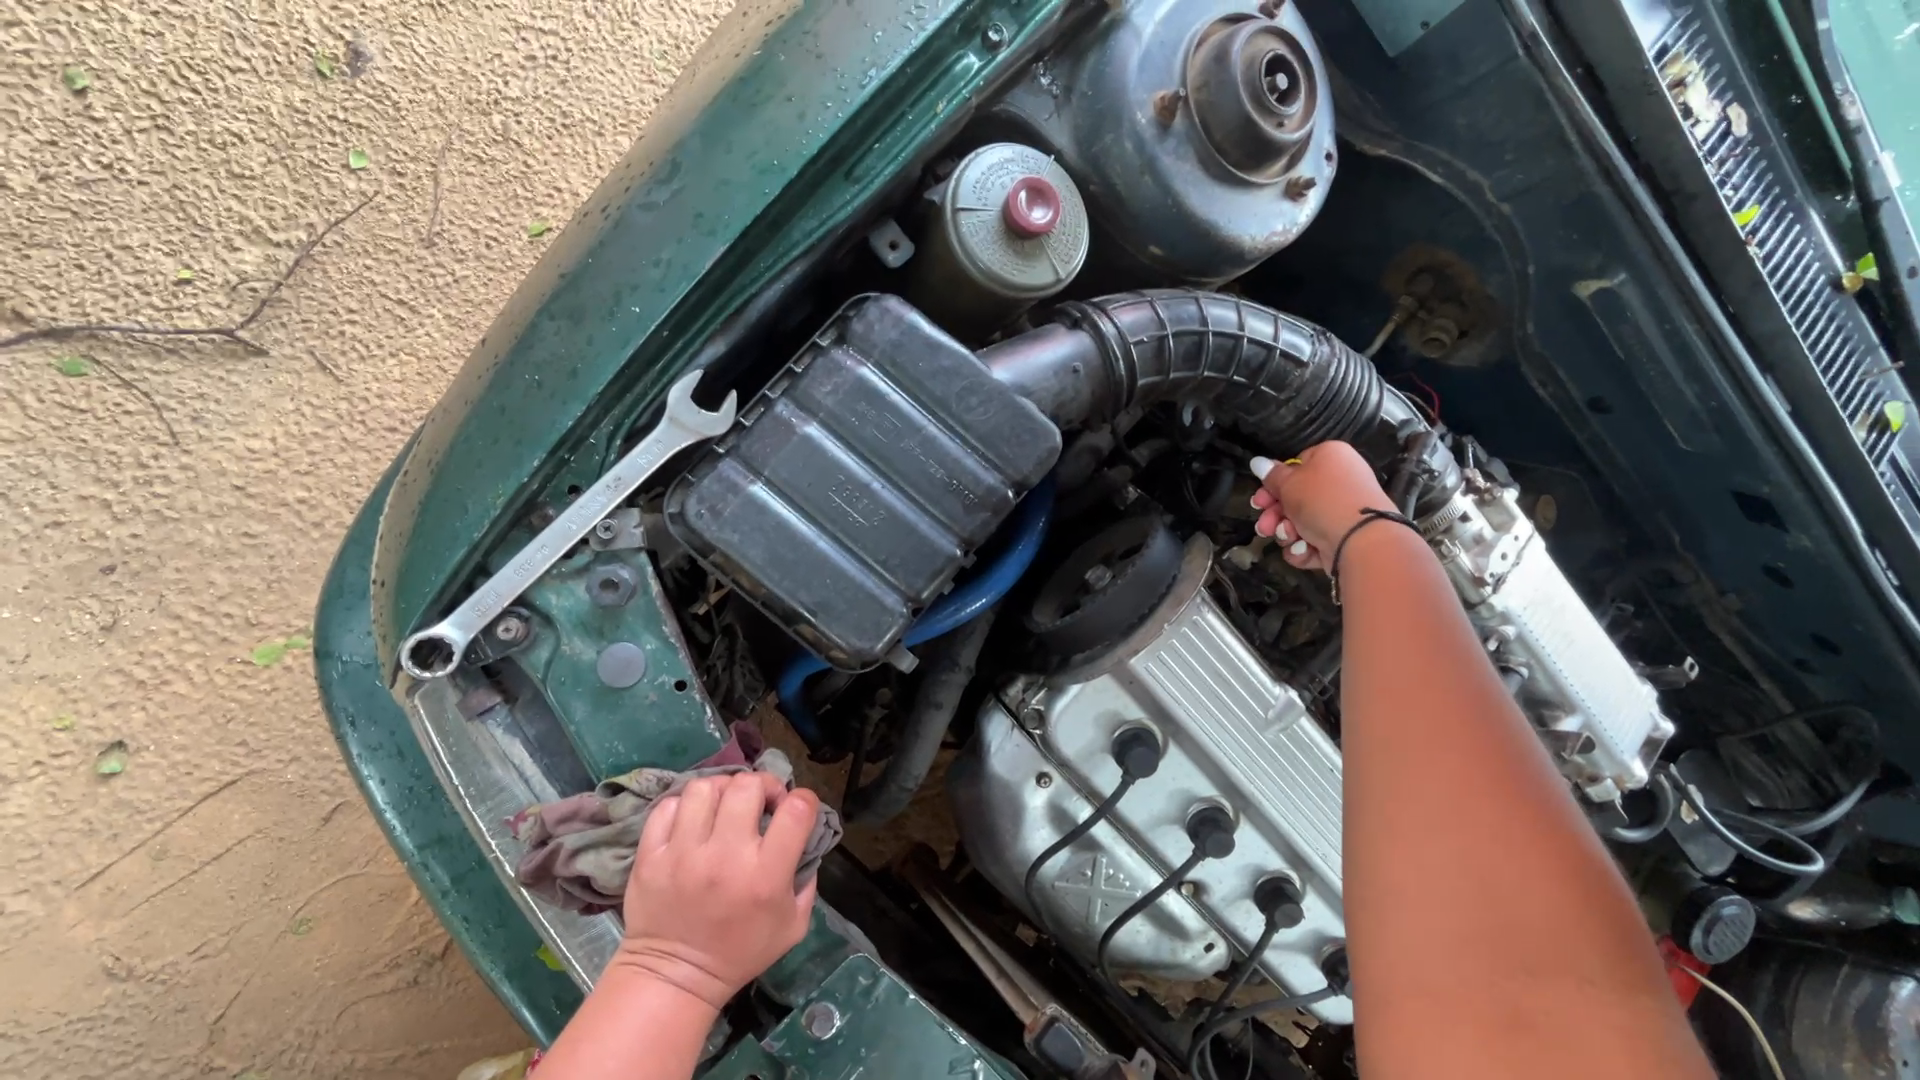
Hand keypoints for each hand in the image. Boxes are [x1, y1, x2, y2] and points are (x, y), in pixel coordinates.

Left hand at [612, 772, 820, 1009]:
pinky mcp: (652, 856)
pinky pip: (668, 806)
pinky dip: (685, 806)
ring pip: (705, 788)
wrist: (674, 978)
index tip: (795, 808)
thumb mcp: (793, 925)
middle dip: (762, 786)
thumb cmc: (739, 952)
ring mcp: (683, 853)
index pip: (796, 810)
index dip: (803, 800)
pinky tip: (693, 820)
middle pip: (747, 786)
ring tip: (723, 807)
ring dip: (722, 791)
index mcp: (765, 875)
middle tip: (760, 803)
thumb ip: (806, 880)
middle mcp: (726, 856)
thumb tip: (805, 839)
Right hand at [1249, 442, 1397, 572]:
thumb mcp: (1289, 483)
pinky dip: (1304, 547)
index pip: (1295, 466)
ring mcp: (1341, 512)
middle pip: (1294, 498)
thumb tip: (1258, 462)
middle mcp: (1338, 482)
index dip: (1274, 485)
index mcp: (1330, 458)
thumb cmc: (1322, 500)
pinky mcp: (1343, 537)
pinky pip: (1314, 540)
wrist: (1361, 539)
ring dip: (1286, 532)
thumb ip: (1271, 475)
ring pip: (1300, 522)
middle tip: (1264, 527)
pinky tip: (1304, 549)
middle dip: (1274, 515)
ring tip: (1288, 538)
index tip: (1260, 501)